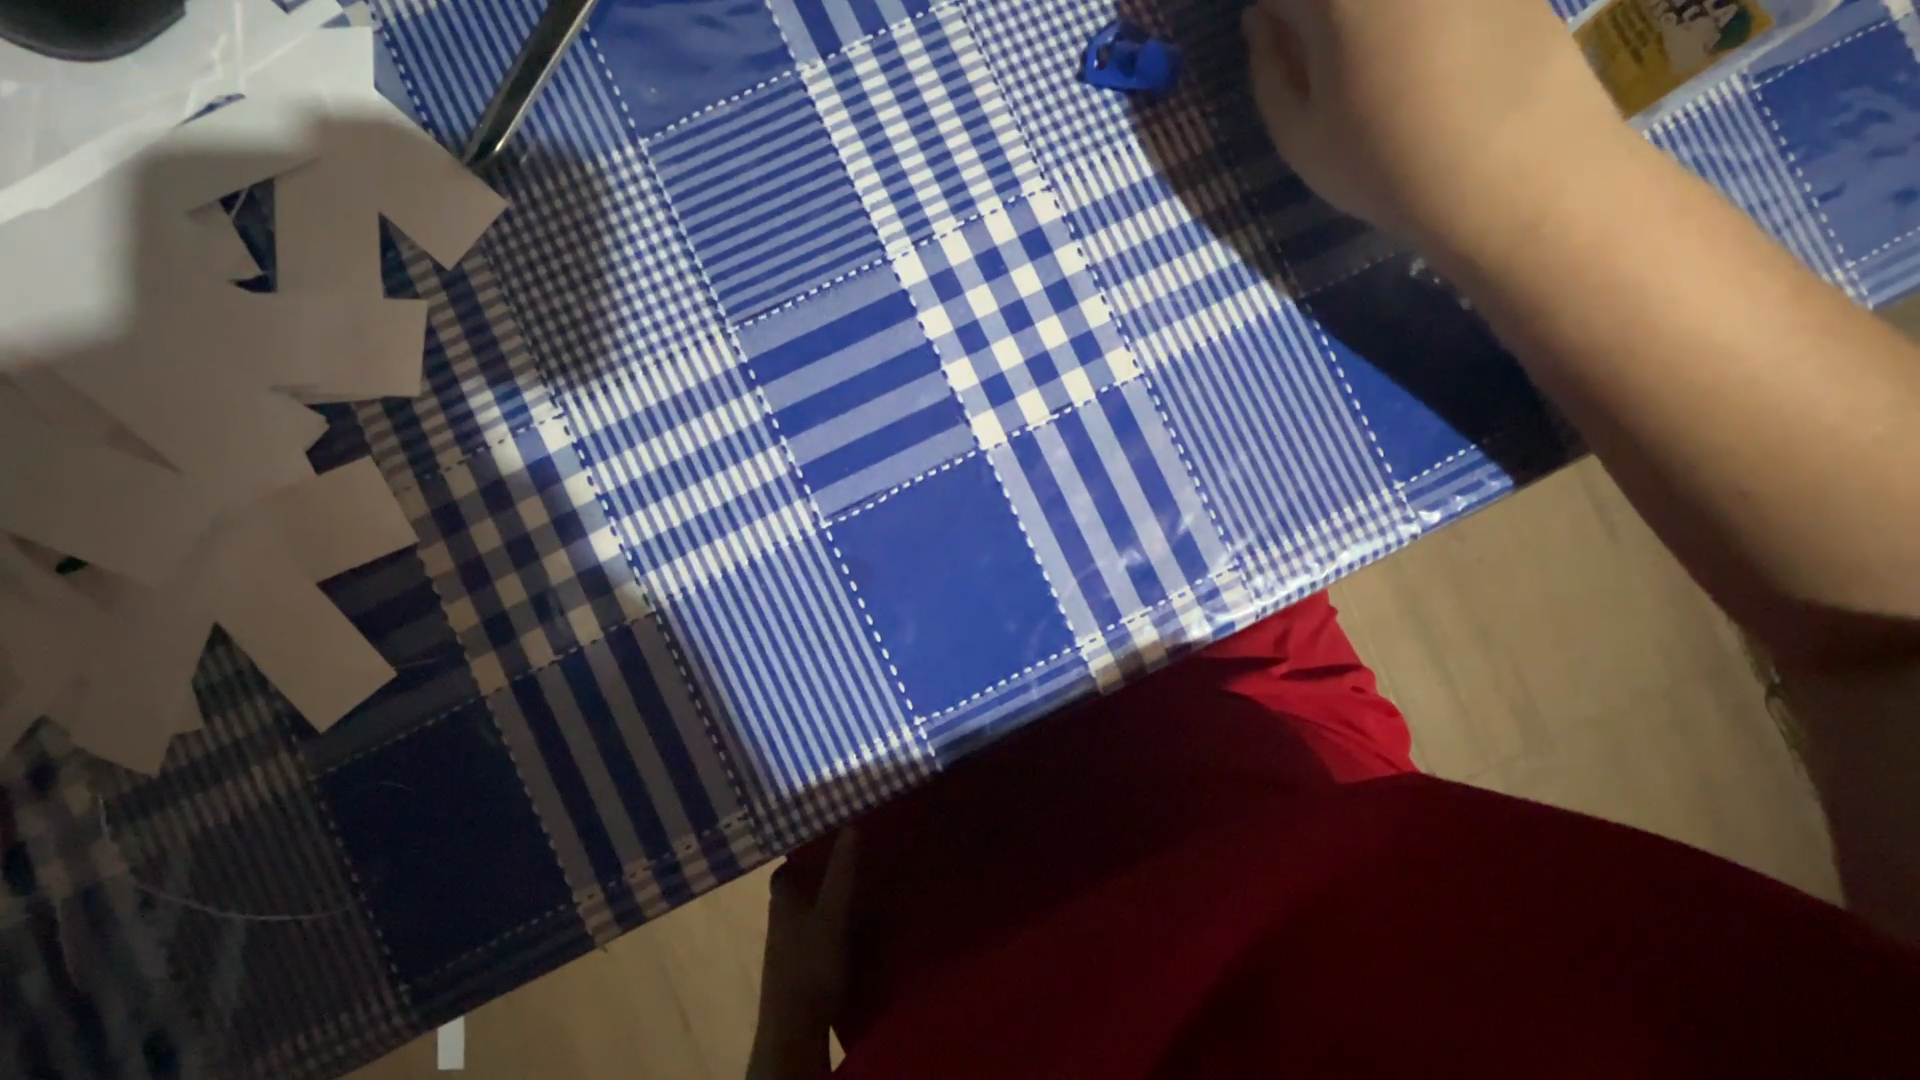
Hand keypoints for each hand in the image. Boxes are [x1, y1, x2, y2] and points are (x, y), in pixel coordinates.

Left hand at [748, 830, 857, 1079]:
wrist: (794, 1030)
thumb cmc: (811, 965)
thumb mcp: (833, 913)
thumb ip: (841, 872)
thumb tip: (850, 825)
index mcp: (781, 901)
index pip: (785, 869)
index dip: (801, 855)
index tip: (825, 840)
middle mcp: (777, 921)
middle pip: (793, 891)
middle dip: (814, 877)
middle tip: (845, 862)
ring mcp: (784, 949)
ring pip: (801, 915)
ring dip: (820, 903)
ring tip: (852, 891)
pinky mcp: (794, 972)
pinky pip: (809, 938)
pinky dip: (824, 928)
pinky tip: (847, 931)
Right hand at [1243, 0, 1634, 255]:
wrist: (1516, 176)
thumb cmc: (1384, 165)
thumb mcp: (1299, 136)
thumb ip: (1269, 69)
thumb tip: (1264, 22)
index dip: (1274, 17)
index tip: (1275, 44)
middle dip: (1322, 18)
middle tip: (1325, 59)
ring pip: (1393, 4)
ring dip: (1375, 22)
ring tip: (1383, 68)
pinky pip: (1440, 6)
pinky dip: (1425, 23)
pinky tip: (1435, 64)